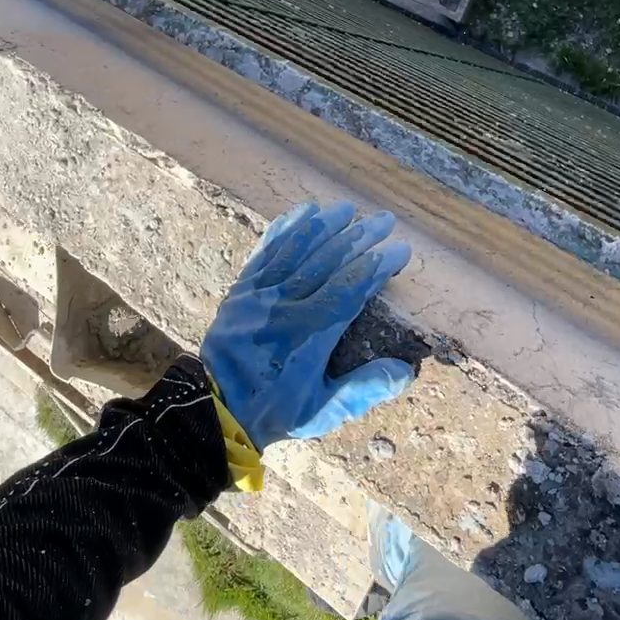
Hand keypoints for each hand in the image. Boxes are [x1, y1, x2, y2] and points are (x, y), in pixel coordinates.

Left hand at [201, 201, 414, 448]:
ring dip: (325, 225)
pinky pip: (266, 252)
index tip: (400, 251)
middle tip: (385, 220)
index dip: (377, 267)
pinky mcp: (242, 289)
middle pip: (328, 260)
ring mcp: (260, 293)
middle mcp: (285, 304)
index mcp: (309, 332)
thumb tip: (406, 370)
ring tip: (348, 208)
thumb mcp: (322, 411)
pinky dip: (285, 229)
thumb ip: (364, 389)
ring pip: (297, 249)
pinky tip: (302, 212)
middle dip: (359, 237)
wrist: (213, 408)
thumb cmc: (274, 410)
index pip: (350, 288)